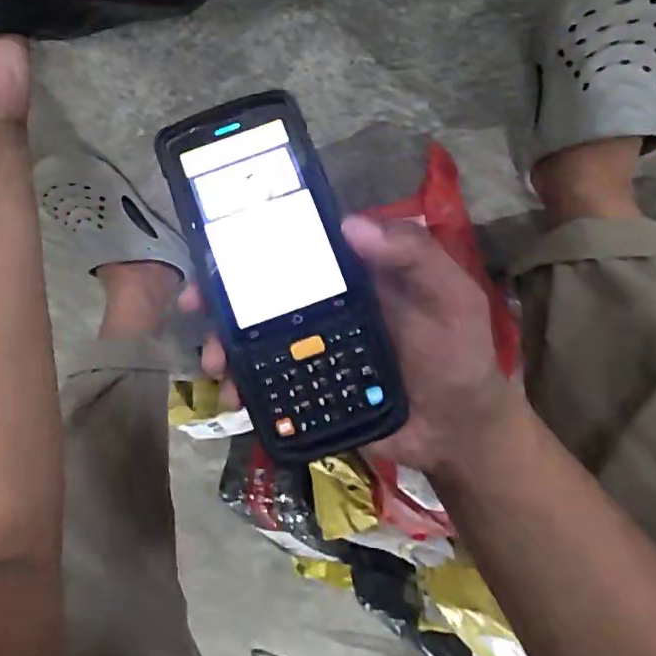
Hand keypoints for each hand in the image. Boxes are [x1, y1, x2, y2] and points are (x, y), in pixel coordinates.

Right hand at [183, 215, 525, 475]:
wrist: (458, 431)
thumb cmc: (458, 353)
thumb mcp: (450, 296)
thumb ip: (415, 256)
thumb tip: (350, 224)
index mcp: (354, 273)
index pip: (300, 245)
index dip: (258, 240)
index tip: (221, 244)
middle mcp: (326, 304)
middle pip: (265, 291)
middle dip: (225, 294)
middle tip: (197, 304)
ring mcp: (314, 348)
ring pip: (257, 336)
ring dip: (225, 341)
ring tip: (214, 360)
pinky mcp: (309, 389)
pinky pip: (266, 381)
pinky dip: (242, 384)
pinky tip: (232, 394)